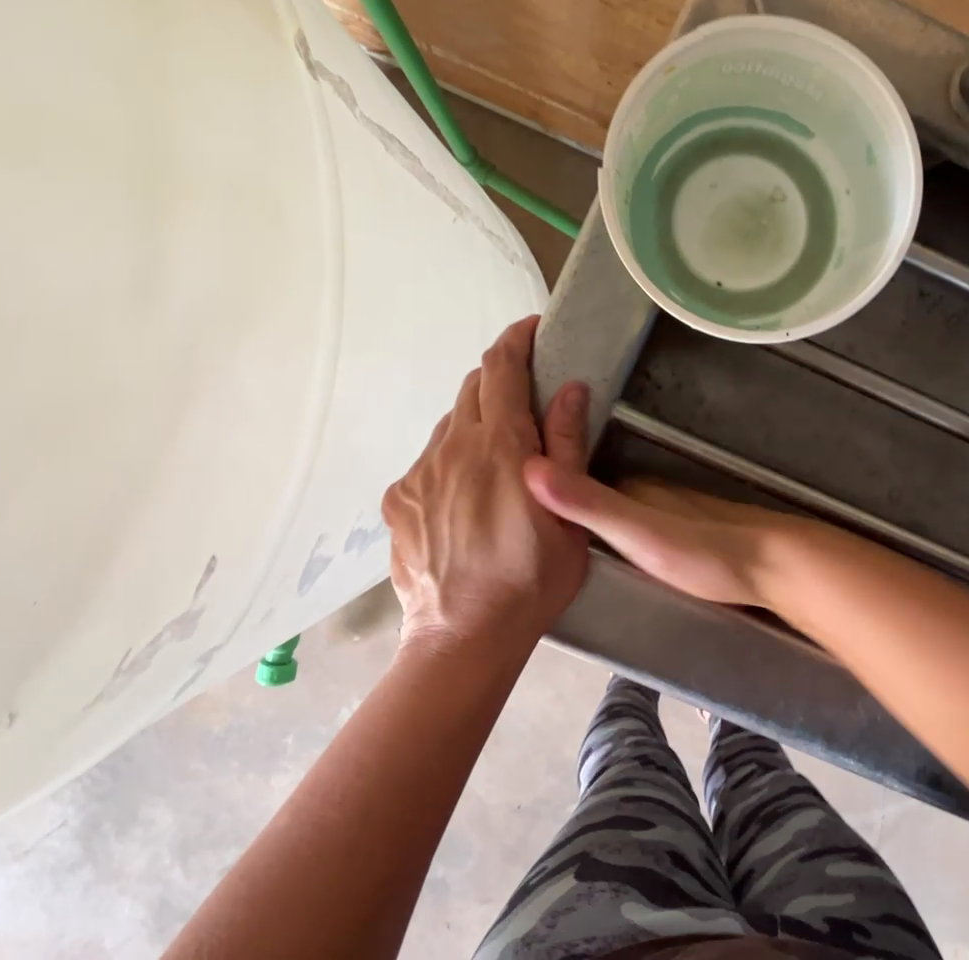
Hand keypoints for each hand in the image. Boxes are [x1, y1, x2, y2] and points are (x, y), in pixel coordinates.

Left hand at [381, 316, 589, 650]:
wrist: (464, 638)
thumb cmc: (532, 579)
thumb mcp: (570, 516)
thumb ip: (567, 446)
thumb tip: (570, 388)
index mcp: (501, 444)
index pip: (502, 366)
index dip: (517, 338)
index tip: (533, 330)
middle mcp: (453, 447)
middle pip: (472, 387)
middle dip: (500, 380)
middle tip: (527, 403)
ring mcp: (418, 473)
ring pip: (449, 426)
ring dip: (476, 424)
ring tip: (498, 461)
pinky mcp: (398, 500)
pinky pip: (428, 463)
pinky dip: (451, 461)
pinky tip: (466, 499)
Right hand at [522, 462, 810, 611]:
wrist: (776, 567)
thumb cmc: (705, 551)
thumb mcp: (639, 533)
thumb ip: (589, 505)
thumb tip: (527, 467)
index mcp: (628, 486)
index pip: (569, 474)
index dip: (536, 475)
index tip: (500, 477)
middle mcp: (645, 490)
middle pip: (590, 486)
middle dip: (559, 490)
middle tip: (518, 501)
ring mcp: (668, 508)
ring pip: (614, 500)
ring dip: (586, 505)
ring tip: (551, 521)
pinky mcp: (686, 529)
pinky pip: (638, 517)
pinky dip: (617, 520)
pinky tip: (610, 538)